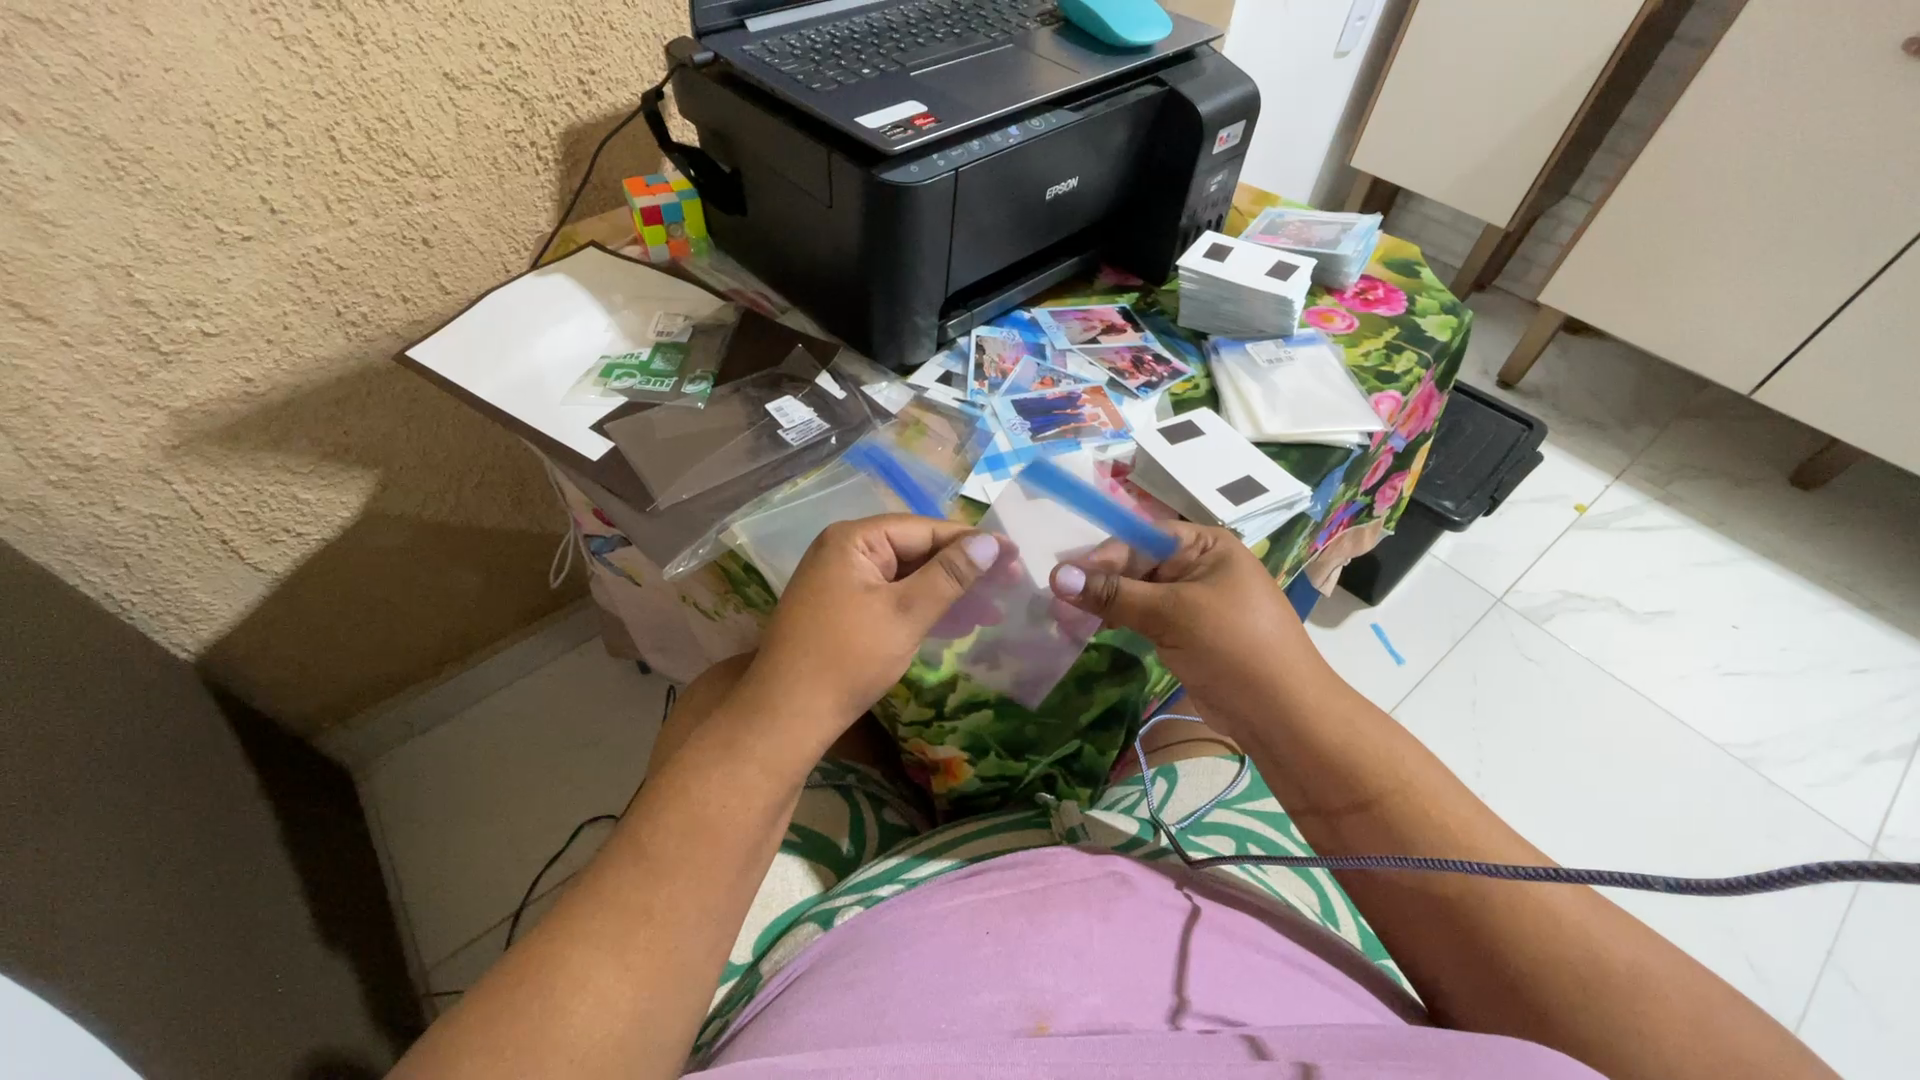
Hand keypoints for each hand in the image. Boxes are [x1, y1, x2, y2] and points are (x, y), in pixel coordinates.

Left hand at [740, 514, 1001, 737]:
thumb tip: (990, 542)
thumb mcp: (906, 613)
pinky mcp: (841, 609)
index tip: (1014, 554)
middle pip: (915, 550)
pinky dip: (922, 606)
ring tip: (991, 608)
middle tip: (1010, 583)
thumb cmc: (848, 658)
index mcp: (854, 539)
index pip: (924, 529)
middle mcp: (843, 550)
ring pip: (905, 576)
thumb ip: (949, 575)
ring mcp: (839, 580)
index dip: (972, 542)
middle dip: (962, 568)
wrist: (786, 715)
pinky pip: (890, 596)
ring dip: (947, 591)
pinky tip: (955, 622)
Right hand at [1047, 522, 1331, 738]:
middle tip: (1054, 601)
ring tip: (1062, 618)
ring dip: (1101, 603)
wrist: (1281, 713)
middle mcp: (1197, 565)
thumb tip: (1056, 576)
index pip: (1141, 537)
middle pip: (1134, 563)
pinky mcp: (1183, 632)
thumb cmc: (1234, 647)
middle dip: (1097, 580)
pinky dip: (1115, 621)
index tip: (1061, 575)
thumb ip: (1113, 594)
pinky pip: (1141, 617)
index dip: (1101, 555)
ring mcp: (1190, 601)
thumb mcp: (1172, 614)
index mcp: (1205, 545)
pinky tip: (1086, 630)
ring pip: (1134, 592)